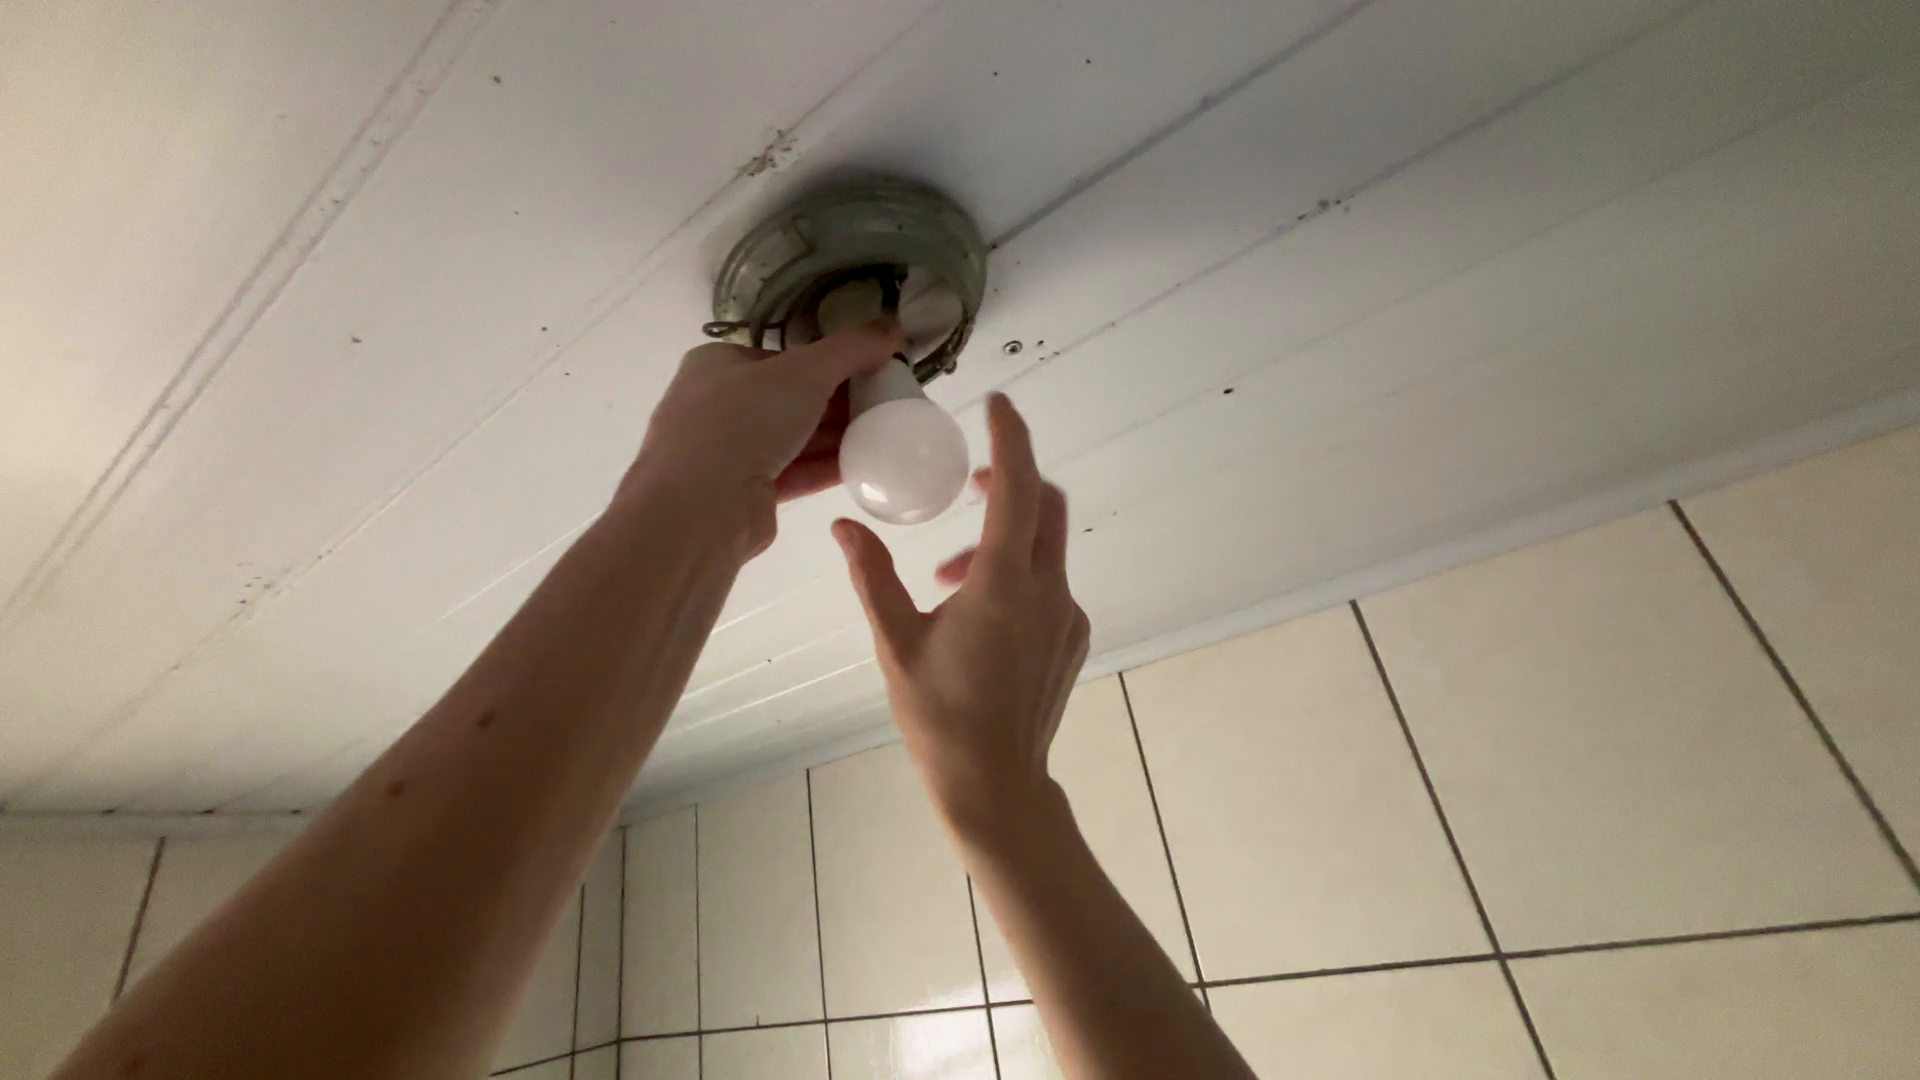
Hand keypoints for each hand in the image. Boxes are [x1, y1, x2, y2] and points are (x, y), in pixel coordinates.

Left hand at [624, 324, 904, 552]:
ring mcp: (728, 452)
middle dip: (839, 403)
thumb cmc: (744, 421)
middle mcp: (718, 405)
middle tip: (885, 405)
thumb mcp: (805, 371)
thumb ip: (852, 348)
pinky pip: (794, 472)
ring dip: (837, 436)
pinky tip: (863, 465)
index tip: (871, 371)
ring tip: (883, 434)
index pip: (784, 357)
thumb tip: (894, 330)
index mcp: (718, 364)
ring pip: (794, 438)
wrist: (702, 507)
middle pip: (792, 399)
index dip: (830, 363)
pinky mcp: (746, 492)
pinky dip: (826, 466)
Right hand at [833, 393, 1090, 836]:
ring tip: (947, 576)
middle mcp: (1048, 591)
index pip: (1019, 488)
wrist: (996, 784)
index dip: (1011, 439)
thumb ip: (873, 576)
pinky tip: (978, 610)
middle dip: (1009, 481)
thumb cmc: (940, 717)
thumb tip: (844, 527)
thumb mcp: (896, 642)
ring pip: (1045, 545)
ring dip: (1003, 537)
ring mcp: (1067, 615)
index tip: (998, 404)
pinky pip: (1050, 581)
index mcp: (1004, 585)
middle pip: (1044, 505)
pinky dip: (1017, 572)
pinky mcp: (1072, 635)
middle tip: (965, 487)